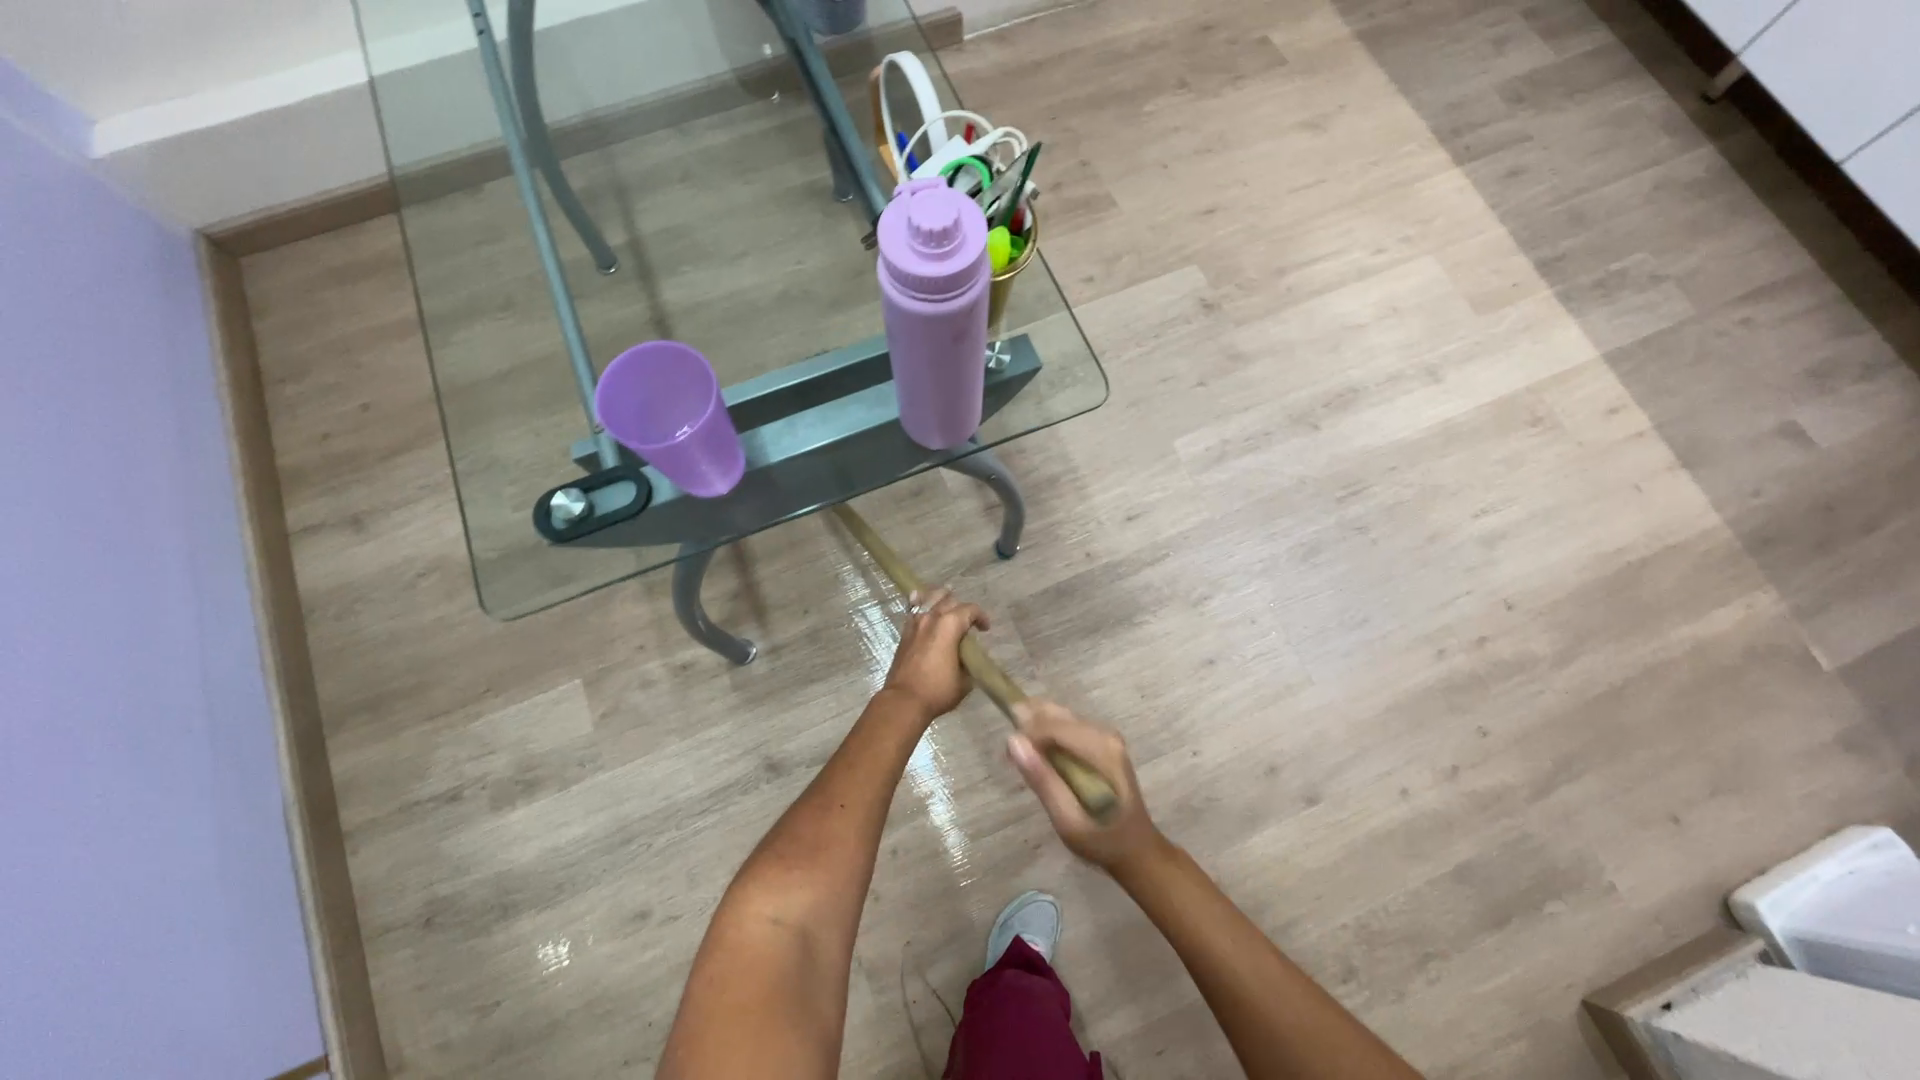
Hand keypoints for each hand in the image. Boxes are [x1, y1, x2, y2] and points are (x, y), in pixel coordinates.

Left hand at [881, 587, 989, 720]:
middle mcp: (932, 618)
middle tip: (968, 623)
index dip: (981, 617)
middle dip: (962, 608)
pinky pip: (913, 610)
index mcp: (950, 625)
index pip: (970, 610)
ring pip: (929, 599)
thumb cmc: (938, 690)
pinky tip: (919, 600)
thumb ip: (969, 662)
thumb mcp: (965, 680)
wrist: (904, 700)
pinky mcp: (904, 633)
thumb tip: (966, 657)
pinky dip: (919, 603)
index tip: (985, 629)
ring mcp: (915, 623)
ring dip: (941, 599)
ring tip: (947, 602)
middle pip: (950, 601)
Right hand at [1007, 701, 1166, 876]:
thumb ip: (1042, 779)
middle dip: (1029, 727)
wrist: (1136, 849)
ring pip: (1060, 717)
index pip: (1052, 724)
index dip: (1025, 734)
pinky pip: (1068, 728)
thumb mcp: (1067, 819)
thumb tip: (1013, 740)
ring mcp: (1106, 737)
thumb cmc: (1102, 840)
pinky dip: (1048, 737)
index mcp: (1100, 750)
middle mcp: (1105, 735)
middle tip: (1010, 756)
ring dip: (1036, 731)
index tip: (1007, 758)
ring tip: (1022, 758)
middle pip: (1056, 714)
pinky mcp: (1103, 744)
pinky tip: (1041, 759)